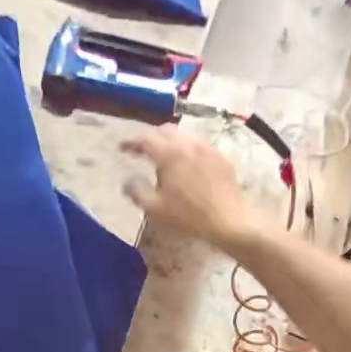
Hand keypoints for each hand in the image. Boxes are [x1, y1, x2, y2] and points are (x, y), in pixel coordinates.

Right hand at [121, 127, 262, 250]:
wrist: (229, 220)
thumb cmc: (188, 216)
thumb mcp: (155, 208)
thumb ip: (136, 191)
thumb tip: (127, 181)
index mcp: (169, 154)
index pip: (145, 139)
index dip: (130, 141)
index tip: (121, 147)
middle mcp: (188, 144)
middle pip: (165, 131)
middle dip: (151, 137)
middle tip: (142, 150)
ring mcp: (208, 148)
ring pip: (184, 136)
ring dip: (170, 142)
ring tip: (165, 157)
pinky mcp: (221, 157)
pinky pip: (200, 146)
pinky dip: (188, 150)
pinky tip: (188, 164)